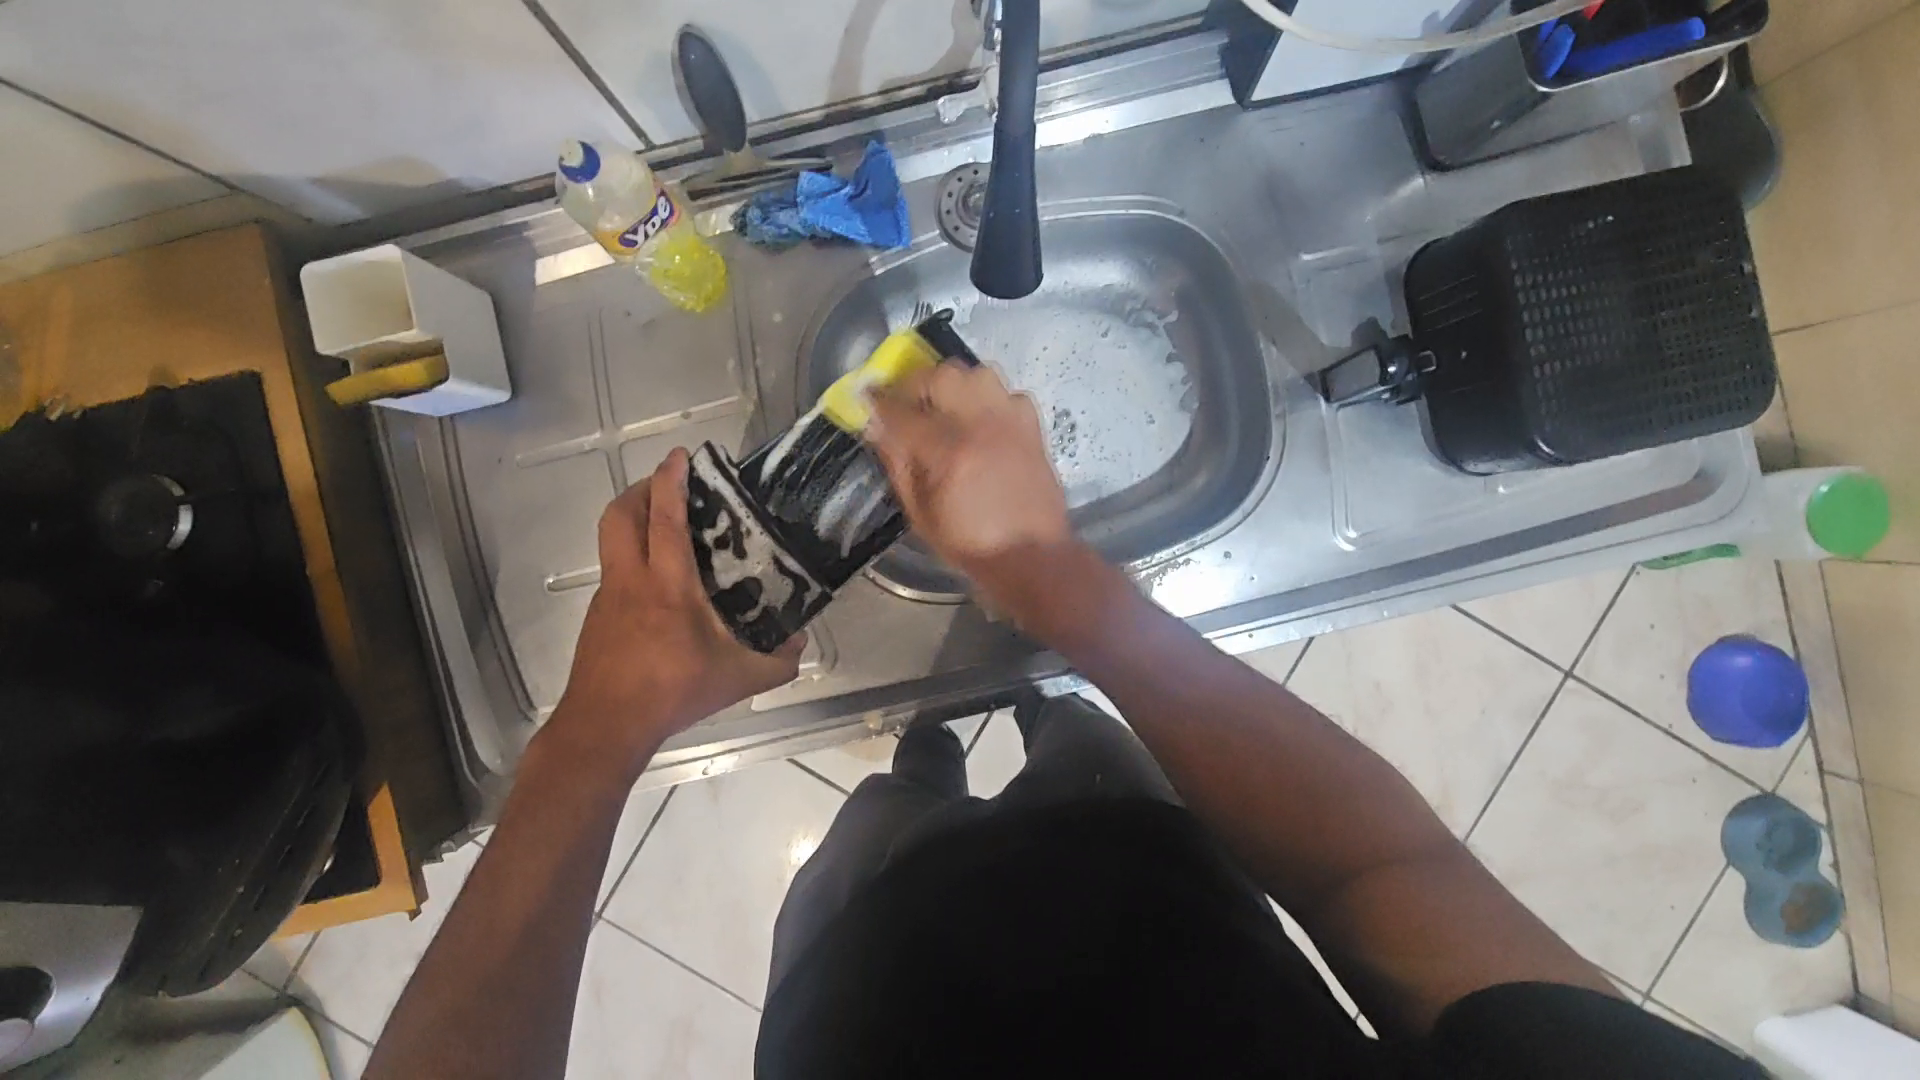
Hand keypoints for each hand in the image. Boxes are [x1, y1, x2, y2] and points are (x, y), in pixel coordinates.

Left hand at [546, 448, 801, 780]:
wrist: (605, 726)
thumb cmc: (673, 693)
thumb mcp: (739, 680)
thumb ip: (778, 660)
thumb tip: (800, 641)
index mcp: (668, 585)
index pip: (664, 518)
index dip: (669, 481)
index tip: (679, 455)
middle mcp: (632, 579)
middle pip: (620, 514)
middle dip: (642, 488)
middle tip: (670, 484)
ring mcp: (609, 596)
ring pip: (612, 539)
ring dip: (634, 519)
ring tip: (668, 526)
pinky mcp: (598, 616)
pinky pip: (614, 570)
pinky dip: (633, 557)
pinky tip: (660, 584)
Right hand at [866, 362, 1076, 610]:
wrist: (1032, 556)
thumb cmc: (971, 544)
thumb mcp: (920, 515)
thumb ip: (898, 465)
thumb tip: (878, 428)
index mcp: (948, 452)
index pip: (902, 412)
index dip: (879, 402)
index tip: (867, 399)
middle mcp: (981, 426)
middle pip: (942, 375)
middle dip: (918, 385)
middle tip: (909, 405)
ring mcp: (1011, 422)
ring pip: (978, 373)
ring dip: (956, 384)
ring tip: (947, 406)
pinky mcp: (1032, 427)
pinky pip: (1008, 393)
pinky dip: (991, 399)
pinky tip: (984, 422)